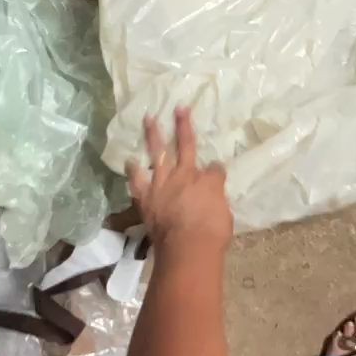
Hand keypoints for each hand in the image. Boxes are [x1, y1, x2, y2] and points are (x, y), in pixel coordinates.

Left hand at [126, 107, 231, 255]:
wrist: (188, 248)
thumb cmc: (212, 235)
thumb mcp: (225, 215)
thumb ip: (217, 201)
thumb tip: (213, 194)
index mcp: (208, 181)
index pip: (213, 169)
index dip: (214, 170)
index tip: (215, 171)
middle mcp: (184, 176)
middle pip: (185, 146)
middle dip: (183, 126)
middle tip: (179, 107)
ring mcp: (162, 186)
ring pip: (157, 154)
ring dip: (153, 135)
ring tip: (148, 118)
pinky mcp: (146, 199)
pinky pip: (137, 180)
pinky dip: (133, 170)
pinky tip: (130, 160)